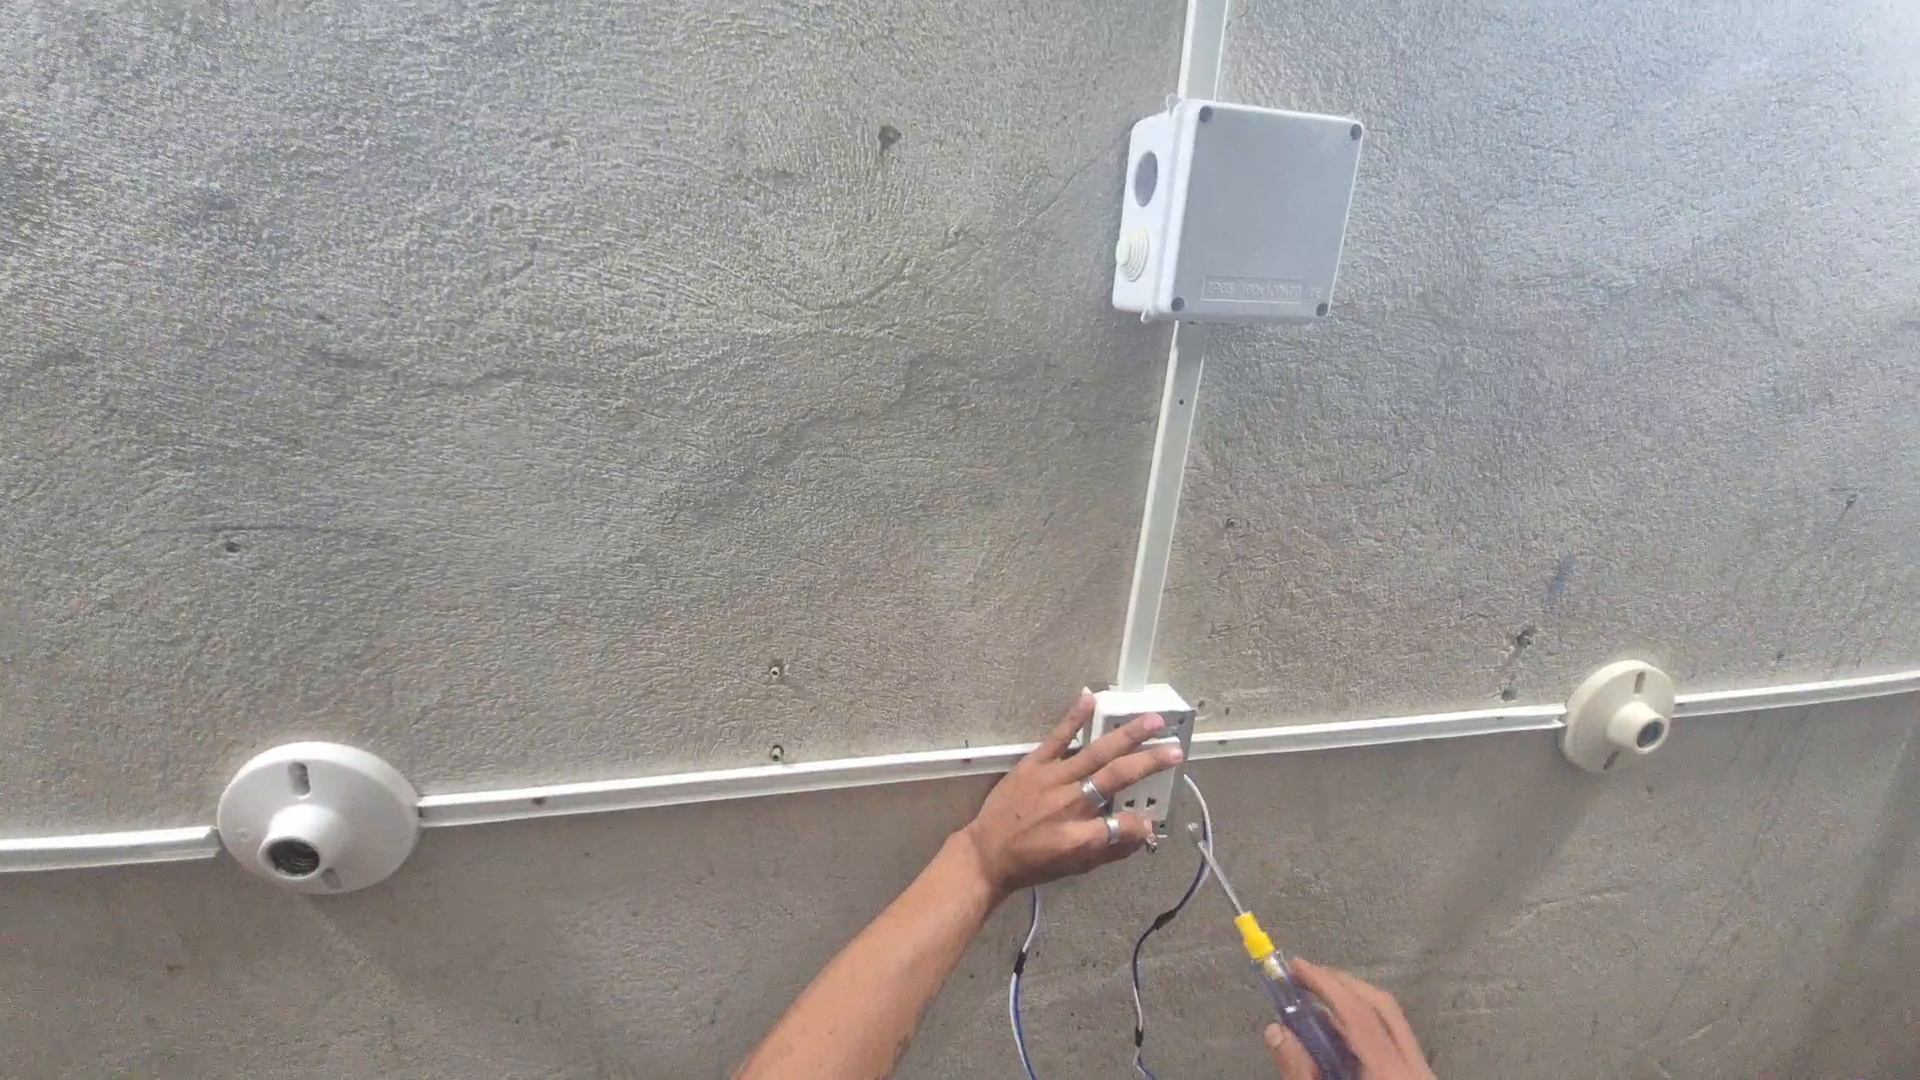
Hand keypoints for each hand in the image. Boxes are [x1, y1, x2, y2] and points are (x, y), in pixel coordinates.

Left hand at [959, 691, 1183, 900]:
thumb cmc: (1033, 863)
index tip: (1150, 820)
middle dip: (1149, 762)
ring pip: (1095, 753)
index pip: (1122, 825)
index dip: (1139, 823)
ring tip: (1152, 720)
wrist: (987, 853)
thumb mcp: (1075, 867)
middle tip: (1176, 749)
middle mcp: (1069, 804)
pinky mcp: (1034, 764)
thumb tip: (1142, 831)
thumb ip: (1111, 850)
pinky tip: (1091, 698)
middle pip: (1116, 778)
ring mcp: (1051, 779)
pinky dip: (1074, 718)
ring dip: (1126, 735)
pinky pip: (1057, 738)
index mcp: (1080, 836)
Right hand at [1266, 959, 1434, 1079]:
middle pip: (1381, 1005)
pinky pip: (1396, 1040)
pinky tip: (1339, 1036)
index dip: (1323, 982)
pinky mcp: (1421, 1079)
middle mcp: (1416, 1070)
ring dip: (1351, 1001)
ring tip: (1315, 1003)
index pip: (1357, 1012)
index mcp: (1391, 1075)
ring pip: (1391, 1019)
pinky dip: (1365, 1026)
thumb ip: (1299, 1072)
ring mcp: (1424, 1075)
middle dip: (1339, 982)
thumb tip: (1276, 1030)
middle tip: (1303, 976)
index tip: (1293, 966)